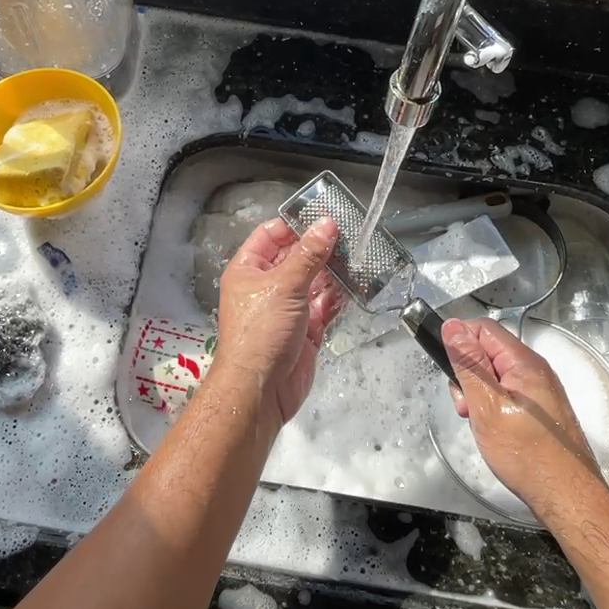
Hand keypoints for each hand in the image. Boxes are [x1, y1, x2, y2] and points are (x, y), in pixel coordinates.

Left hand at [213, 218, 345, 424]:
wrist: (260, 391)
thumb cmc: (260, 332)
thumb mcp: (284, 286)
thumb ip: (308, 255)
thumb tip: (326, 224)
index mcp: (249, 270)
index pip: (271, 235)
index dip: (295, 224)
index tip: (324, 216)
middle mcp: (266, 286)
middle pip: (295, 257)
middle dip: (320, 248)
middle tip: (350, 233)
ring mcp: (287, 309)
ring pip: (313, 282)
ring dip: (333, 272)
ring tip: (359, 255)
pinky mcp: (306, 330)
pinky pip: (324, 307)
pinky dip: (338, 297)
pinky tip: (356, 284)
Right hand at [442, 318, 600, 514]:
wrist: (567, 498)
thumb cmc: (527, 454)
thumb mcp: (487, 406)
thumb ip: (468, 364)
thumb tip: (452, 326)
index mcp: (524, 361)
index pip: (483, 328)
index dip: (460, 342)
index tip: (452, 372)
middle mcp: (535, 370)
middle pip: (488, 352)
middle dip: (468, 374)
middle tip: (466, 407)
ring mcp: (540, 390)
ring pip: (495, 375)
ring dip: (479, 394)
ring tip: (480, 423)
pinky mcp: (540, 410)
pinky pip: (507, 394)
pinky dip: (493, 407)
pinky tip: (493, 430)